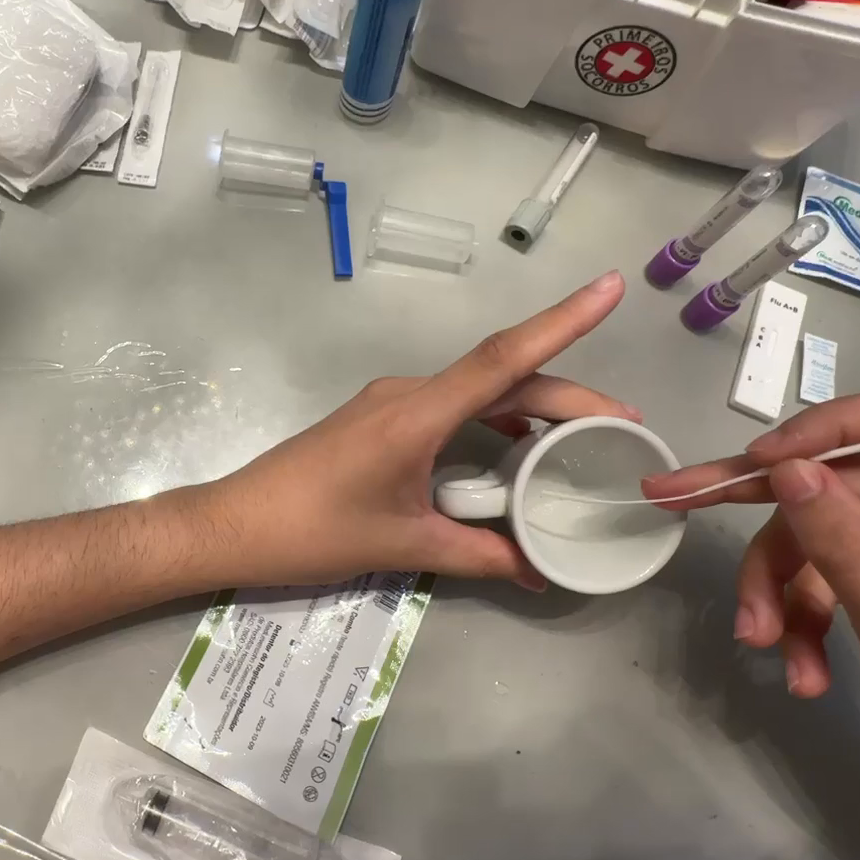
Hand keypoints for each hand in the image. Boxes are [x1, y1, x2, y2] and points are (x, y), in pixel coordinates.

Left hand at [195, 271, 634, 589]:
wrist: (236, 523)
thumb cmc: (313, 531)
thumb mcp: (403, 547)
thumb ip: (478, 556)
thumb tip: (539, 571)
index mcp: (416, 414)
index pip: (502, 359)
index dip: (560, 322)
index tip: (608, 289)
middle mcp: (406, 394)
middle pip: (500, 376)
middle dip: (565, 395)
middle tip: (623, 424)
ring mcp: (388, 403)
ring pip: (475, 391)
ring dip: (528, 407)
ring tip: (582, 438)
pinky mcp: (377, 419)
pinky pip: (449, 407)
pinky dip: (490, 420)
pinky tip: (514, 449)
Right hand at [643, 384, 859, 859]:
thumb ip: (847, 548)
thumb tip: (787, 469)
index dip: (839, 424)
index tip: (765, 459)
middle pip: (849, 481)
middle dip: (768, 514)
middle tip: (672, 497)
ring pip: (827, 530)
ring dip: (782, 583)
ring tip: (760, 638)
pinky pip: (836, 570)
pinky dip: (806, 611)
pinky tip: (799, 665)